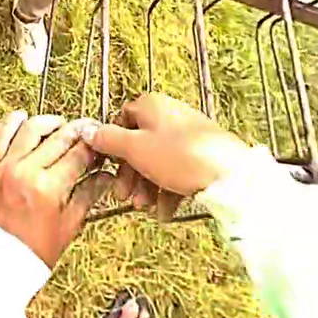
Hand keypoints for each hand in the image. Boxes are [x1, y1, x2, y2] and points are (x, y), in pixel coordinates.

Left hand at [0, 111, 114, 265]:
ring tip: (60, 125)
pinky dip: (12, 123)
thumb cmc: (34, 251)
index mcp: (49, 188)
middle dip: (78, 131)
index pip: (79, 154)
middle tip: (87, 131)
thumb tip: (106, 176)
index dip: (94, 146)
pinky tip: (24, 118)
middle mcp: (26, 172)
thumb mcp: (70, 225)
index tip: (101, 143)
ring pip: (31, 128)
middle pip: (59, 137)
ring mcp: (6, 167)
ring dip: (49, 122)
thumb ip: (88, 194)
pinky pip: (0, 135)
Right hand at [81, 93, 254, 196]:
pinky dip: (168, 189)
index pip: (121, 120)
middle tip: (126, 196)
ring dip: (148, 186)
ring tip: (147, 208)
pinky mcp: (202, 153)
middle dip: (130, 174)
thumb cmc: (181, 157)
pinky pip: (177, 169)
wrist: (230, 175)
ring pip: (157, 160)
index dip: (112, 145)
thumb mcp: (136, 149)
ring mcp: (187, 134)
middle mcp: (169, 115)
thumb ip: (109, 140)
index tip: (109, 167)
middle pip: (139, 144)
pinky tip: (167, 211)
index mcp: (151, 106)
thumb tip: (87, 130)